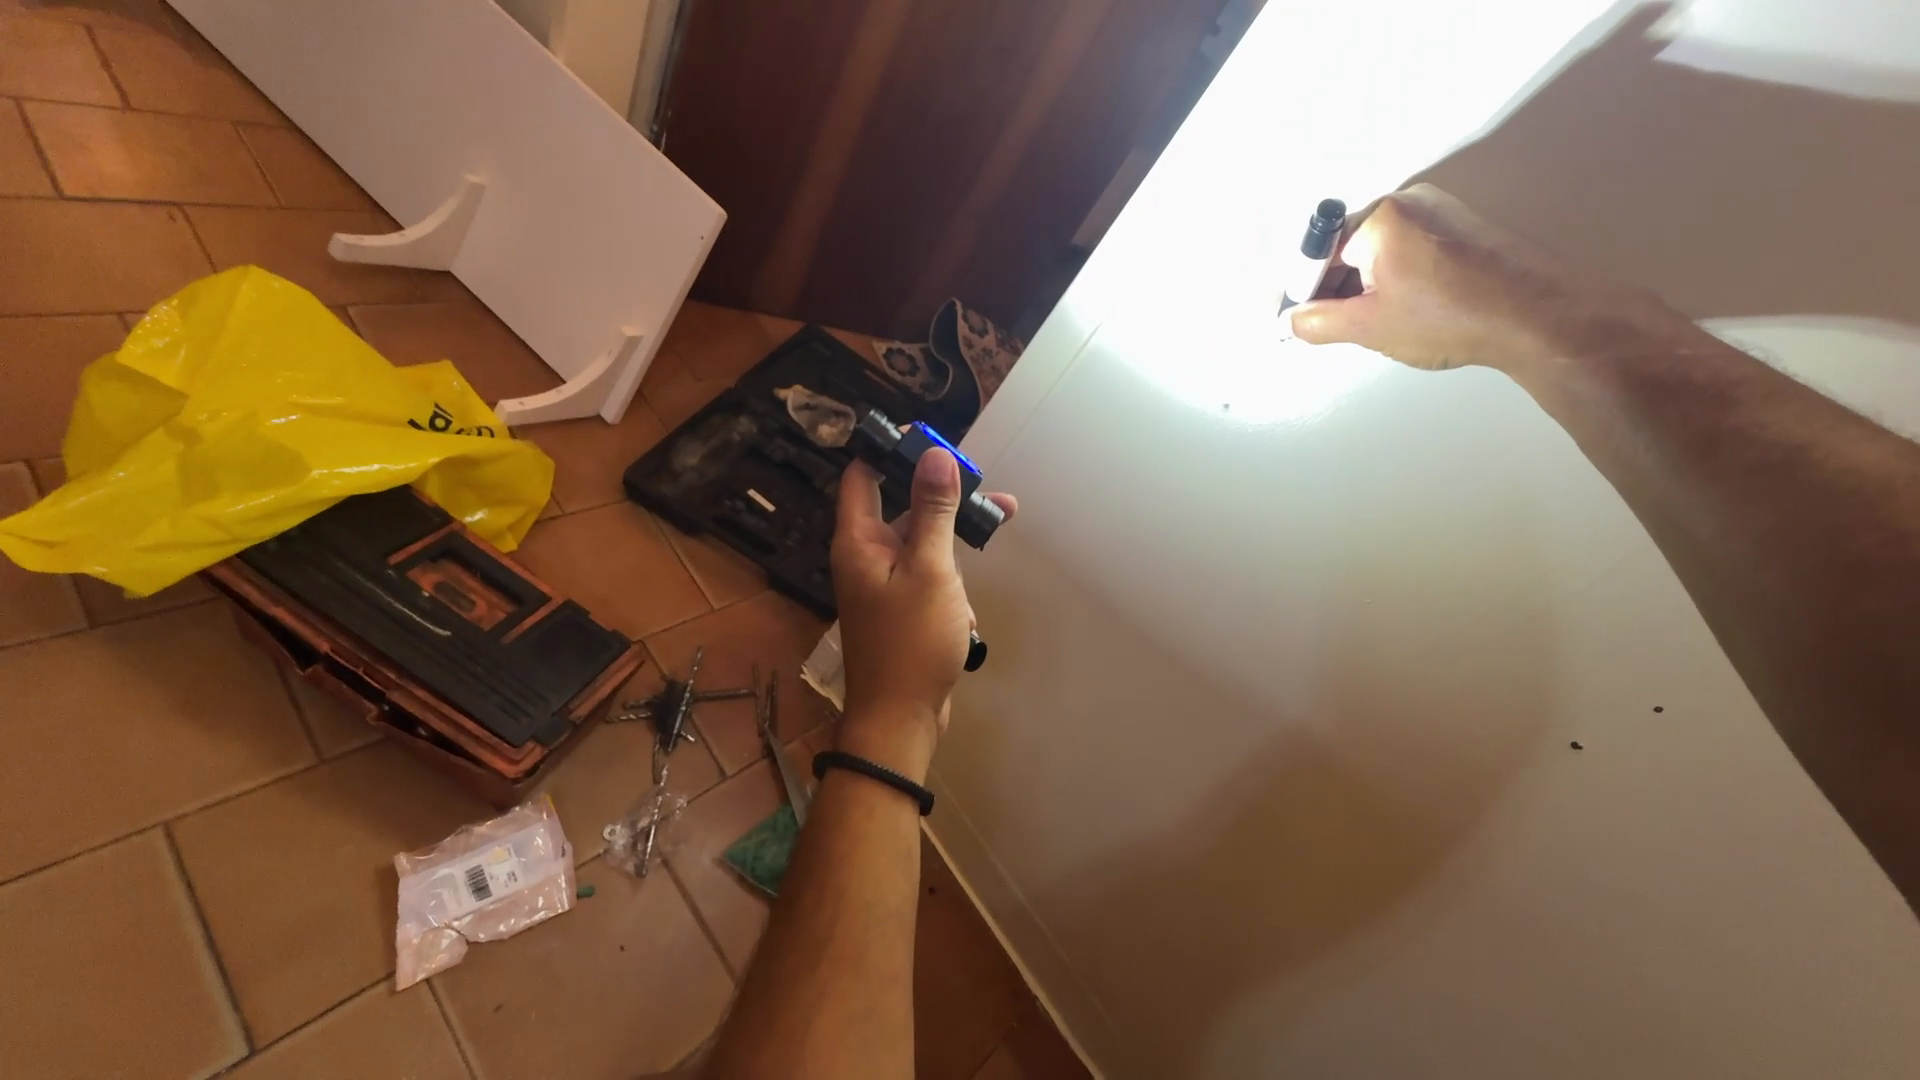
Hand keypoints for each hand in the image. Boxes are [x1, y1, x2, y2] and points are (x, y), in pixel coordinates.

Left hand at [831, 451, 1016, 778]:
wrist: (902, 718)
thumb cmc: (912, 640)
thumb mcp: (930, 568)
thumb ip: (933, 510)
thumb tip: (935, 453)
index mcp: (858, 540)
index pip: (863, 475)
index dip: (891, 451)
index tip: (933, 439)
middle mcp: (865, 556)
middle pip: (904, 509)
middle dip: (946, 504)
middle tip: (990, 495)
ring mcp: (884, 585)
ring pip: (924, 547)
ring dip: (954, 553)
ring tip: (988, 552)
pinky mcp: (903, 609)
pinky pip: (929, 581)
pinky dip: (951, 590)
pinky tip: (966, 619)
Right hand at [1287, 184, 1681, 375]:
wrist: (1539, 317)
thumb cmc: (1449, 316)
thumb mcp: (1368, 327)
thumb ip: (1315, 322)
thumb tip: (1288, 322)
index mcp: (1380, 216)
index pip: (1318, 252)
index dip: (1304, 291)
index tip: (1298, 321)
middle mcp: (1409, 202)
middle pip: (1347, 248)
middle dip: (1336, 290)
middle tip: (1338, 329)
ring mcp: (1439, 212)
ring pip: (1377, 253)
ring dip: (1366, 289)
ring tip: (1378, 325)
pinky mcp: (1461, 230)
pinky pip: (1407, 252)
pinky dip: (1395, 281)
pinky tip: (1407, 312)